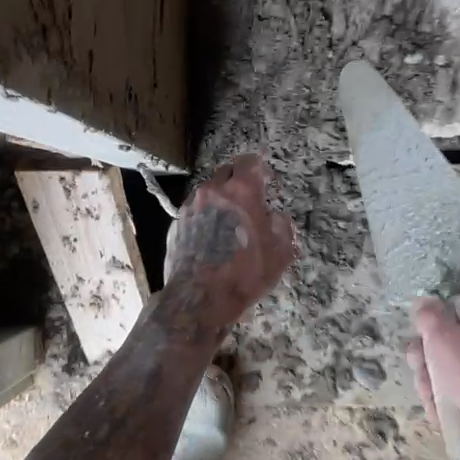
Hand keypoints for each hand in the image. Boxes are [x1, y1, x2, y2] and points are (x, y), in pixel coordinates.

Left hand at [162, 154, 296, 330]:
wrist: (200, 297)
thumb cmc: (245, 273)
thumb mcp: (280, 252)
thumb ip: (282, 226)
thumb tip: (275, 217)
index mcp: (241, 191)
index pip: (250, 161)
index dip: (259, 165)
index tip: (265, 175)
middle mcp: (212, 190)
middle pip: (226, 172)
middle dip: (238, 179)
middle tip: (249, 196)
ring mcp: (191, 206)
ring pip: (208, 190)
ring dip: (220, 197)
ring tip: (230, 218)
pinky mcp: (177, 223)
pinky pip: (195, 209)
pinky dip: (205, 214)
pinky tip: (212, 234)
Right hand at [407, 296, 459, 459]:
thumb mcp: (442, 339)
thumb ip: (428, 314)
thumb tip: (424, 300)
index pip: (449, 308)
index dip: (428, 328)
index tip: (419, 348)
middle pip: (449, 340)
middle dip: (428, 361)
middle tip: (423, 377)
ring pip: (455, 367)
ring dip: (435, 383)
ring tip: (433, 401)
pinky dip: (454, 398)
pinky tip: (445, 412)